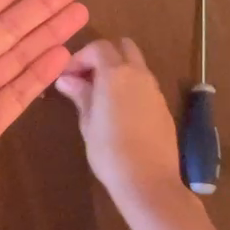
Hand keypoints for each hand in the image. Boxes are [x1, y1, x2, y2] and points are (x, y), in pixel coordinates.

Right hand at [53, 38, 185, 209]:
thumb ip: (80, 95)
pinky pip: (144, 85)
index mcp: (116, 73)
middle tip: (86, 79)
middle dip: (104, 56)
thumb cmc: (110, 152)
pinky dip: (130, 87)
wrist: (149, 182)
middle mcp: (138, 74)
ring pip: (136, 65)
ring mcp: (154, 90)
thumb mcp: (88, 123)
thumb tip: (66, 79)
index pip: (98, 47)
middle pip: (123, 47)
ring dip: (118, 71)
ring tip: (99, 97)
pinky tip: (119, 112)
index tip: (67, 76)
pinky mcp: (163, 106)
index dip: (80, 57)